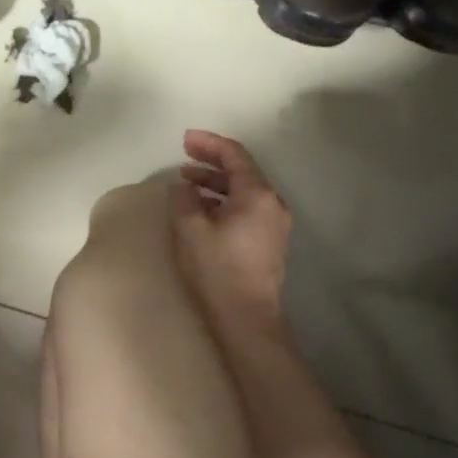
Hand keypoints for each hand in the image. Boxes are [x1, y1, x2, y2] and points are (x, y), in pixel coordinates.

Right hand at [171, 131, 292, 322]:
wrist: (247, 318)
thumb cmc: (217, 269)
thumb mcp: (189, 228)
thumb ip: (184, 198)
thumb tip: (183, 186)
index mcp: (257, 195)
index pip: (234, 155)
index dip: (208, 143)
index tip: (184, 139)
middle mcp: (273, 204)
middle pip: (242, 170)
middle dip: (211, 160)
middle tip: (183, 154)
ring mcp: (274, 224)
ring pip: (244, 190)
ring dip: (215, 181)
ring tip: (186, 180)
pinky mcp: (269, 241)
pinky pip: (247, 207)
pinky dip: (224, 199)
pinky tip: (202, 206)